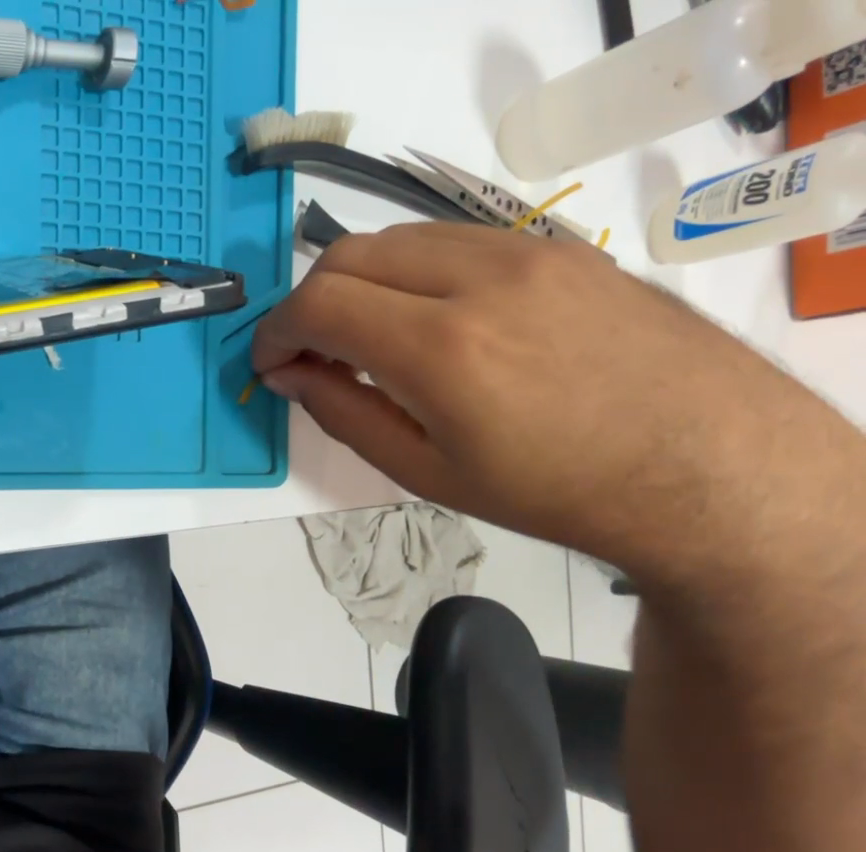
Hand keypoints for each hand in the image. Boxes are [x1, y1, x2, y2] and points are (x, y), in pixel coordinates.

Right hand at [253, 224, 865, 587]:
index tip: (268, 366)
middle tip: (308, 353)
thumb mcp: (425, 471)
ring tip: (363, 335)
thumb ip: (343, 412)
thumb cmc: (551, 490)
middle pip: (348, 255)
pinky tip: (423, 317)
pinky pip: (453, 238)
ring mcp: (527, 253)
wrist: (707, 466)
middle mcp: (480, 279)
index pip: (317, 304)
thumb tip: (288, 374)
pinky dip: (410, 269)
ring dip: (357, 280)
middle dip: (306, 302)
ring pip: (397, 237)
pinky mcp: (559, 249)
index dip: (273, 333)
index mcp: (441, 348)